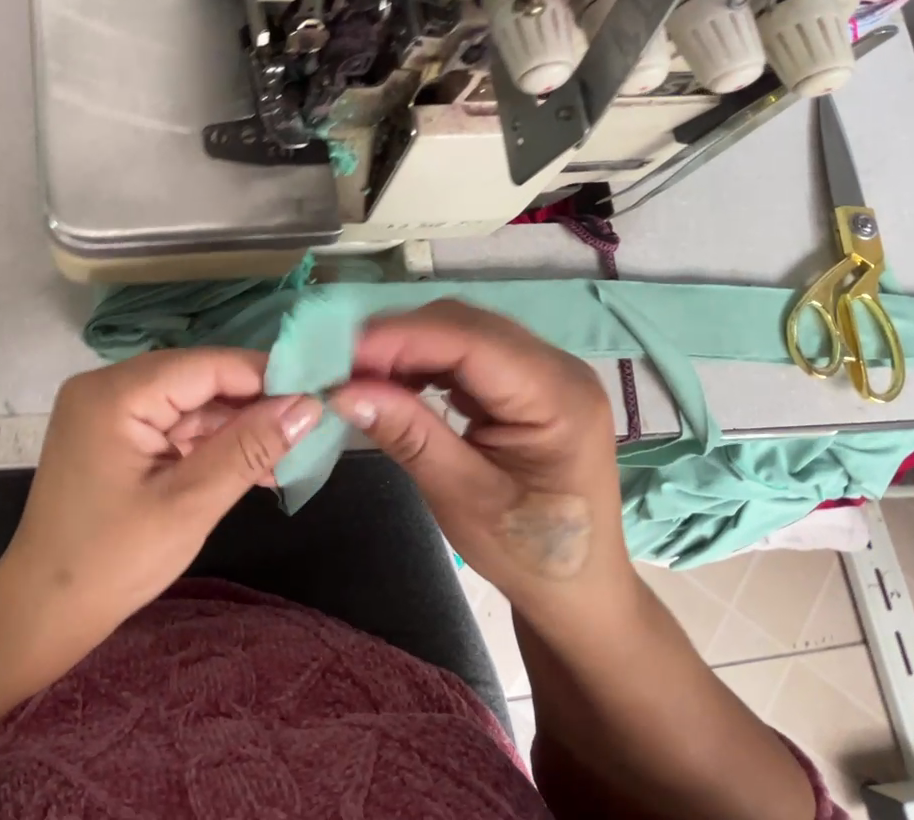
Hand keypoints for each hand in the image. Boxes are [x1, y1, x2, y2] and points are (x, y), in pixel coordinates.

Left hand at [0, 349, 321, 673]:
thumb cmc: (113, 561)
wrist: (43, 610)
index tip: (319, 396)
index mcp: (114, 393)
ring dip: (230, 429)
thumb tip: (309, 404)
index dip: (264, 376)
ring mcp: (102, 411)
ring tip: (284, 458)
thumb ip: (248, 447)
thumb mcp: (190, 503)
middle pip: (194, 379)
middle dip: (249, 405)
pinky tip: (246, 467)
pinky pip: (165, 425)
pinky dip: (203, 444)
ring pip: (184, 403)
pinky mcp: (107, 435)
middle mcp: (104, 387)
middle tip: (307, 432)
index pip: (205, 365)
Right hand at [327, 300, 630, 614]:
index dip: (400, 338)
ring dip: (407, 347)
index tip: (337, 352)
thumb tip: (343, 390)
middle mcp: (557, 367)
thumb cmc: (527, 552)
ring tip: (358, 373)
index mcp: (558, 397)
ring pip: (462, 332)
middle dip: (397, 338)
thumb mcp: (462, 497)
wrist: (576, 588)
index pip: (469, 342)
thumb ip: (408, 435)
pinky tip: (393, 381)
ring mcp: (543, 372)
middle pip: (465, 326)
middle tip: (338, 364)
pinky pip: (466, 353)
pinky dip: (423, 361)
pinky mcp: (525, 383)